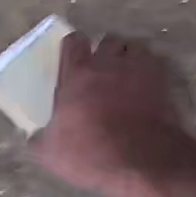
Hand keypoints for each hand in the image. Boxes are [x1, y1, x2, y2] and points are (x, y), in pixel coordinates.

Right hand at [31, 32, 186, 196]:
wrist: (139, 155)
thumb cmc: (89, 152)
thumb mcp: (51, 152)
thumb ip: (40, 137)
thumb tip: (34, 136)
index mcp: (78, 74)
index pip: (75, 42)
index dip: (75, 46)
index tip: (74, 57)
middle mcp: (109, 62)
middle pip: (108, 41)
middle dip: (105, 52)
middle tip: (102, 71)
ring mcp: (138, 66)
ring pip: (133, 47)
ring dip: (129, 57)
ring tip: (126, 75)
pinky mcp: (161, 75)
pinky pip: (153, 61)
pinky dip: (148, 67)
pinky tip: (145, 84)